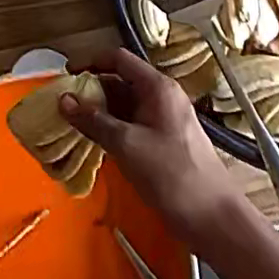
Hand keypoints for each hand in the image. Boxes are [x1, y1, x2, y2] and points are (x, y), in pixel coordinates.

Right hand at [60, 48, 249, 246]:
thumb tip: (64, 100)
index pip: (118, 59)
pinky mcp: (162, 141)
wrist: (214, 220)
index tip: (66, 75)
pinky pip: (131, 124)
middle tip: (64, 104)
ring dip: (99, 111)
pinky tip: (94, 141)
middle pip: (120, 81)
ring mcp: (163, 119)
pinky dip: (111, 128)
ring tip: (72, 123)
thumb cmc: (173, 174)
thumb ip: (94, 121)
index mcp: (157, 87)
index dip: (90, 62)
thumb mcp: (127, 144)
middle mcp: (161, 97)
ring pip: (124, 104)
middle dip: (91, 90)